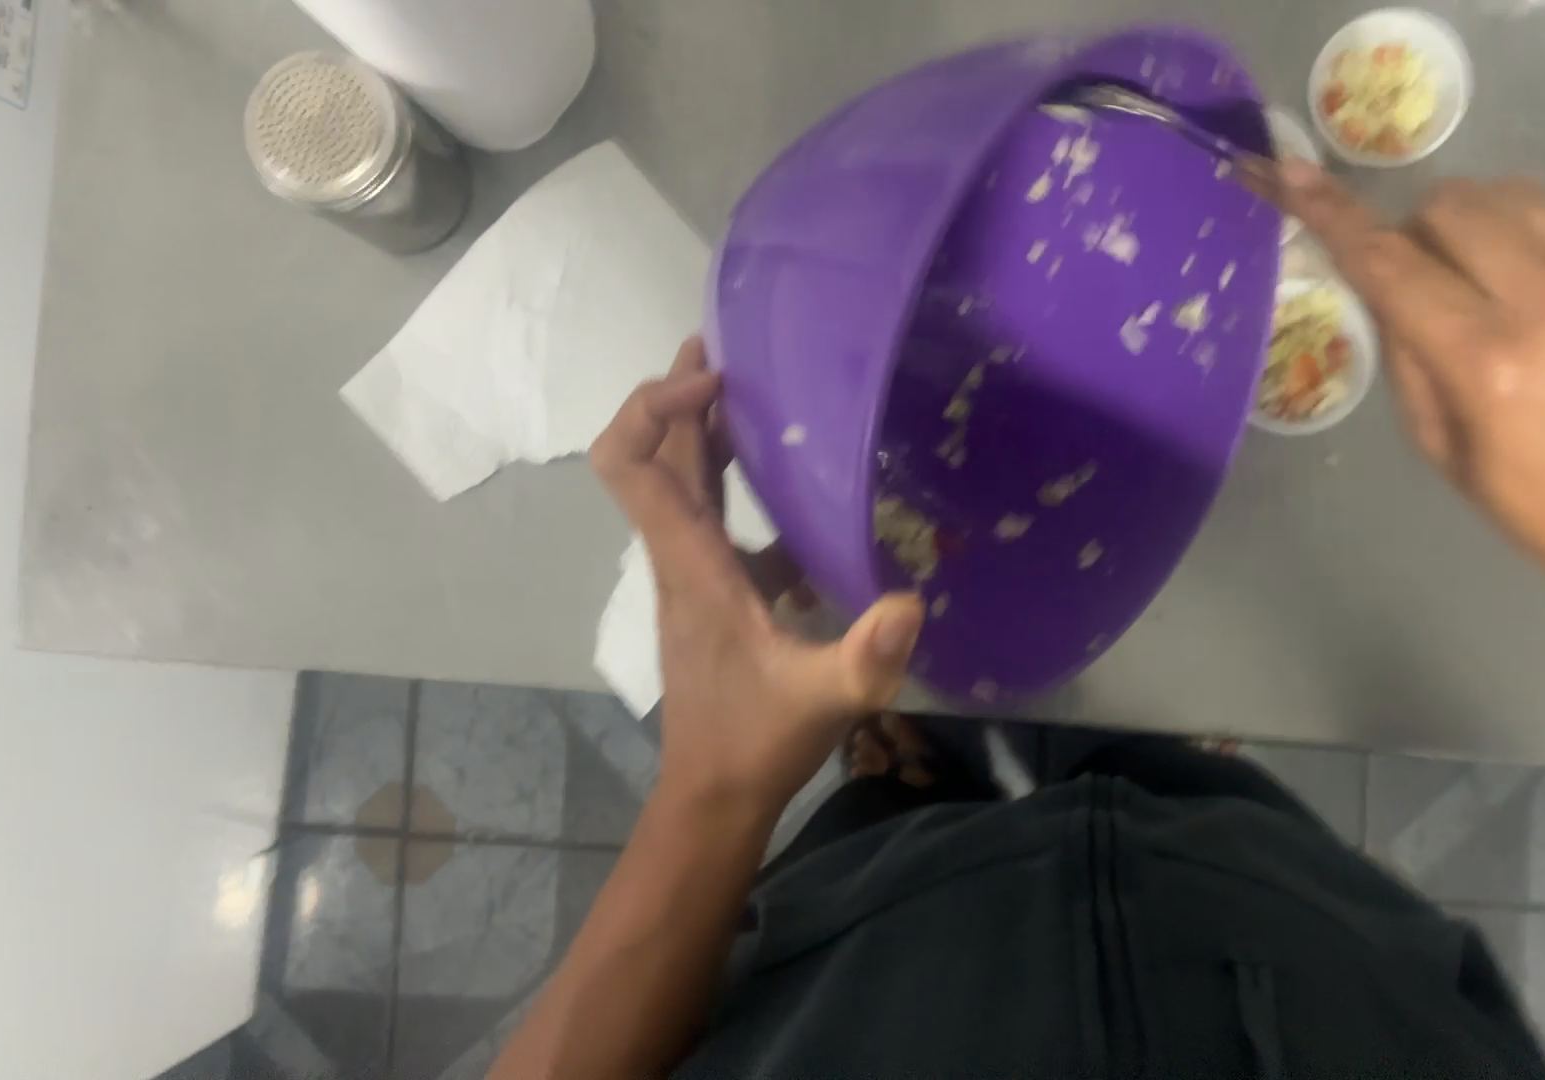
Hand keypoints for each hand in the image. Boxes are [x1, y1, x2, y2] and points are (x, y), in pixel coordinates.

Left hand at [590, 338, 925, 814]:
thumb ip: (865, 656)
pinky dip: (738, 490)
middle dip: (680, 394)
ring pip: (681, 483)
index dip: (656, 406)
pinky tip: (799, 494)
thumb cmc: (754, 740)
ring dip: (703, 433)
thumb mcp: (821, 698)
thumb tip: (913, 601)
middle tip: (734, 349)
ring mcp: (693, 573)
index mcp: (691, 563)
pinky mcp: (714, 592)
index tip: (717, 381)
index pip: (631, 463)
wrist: (716, 791)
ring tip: (757, 394)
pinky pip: (715, 521)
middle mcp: (680, 555)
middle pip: (652, 455)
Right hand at [1278, 161, 1544, 596]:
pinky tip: (1524, 297)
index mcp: (1484, 362)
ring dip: (1467, 221)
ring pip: (1516, 198)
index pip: (1390, 266)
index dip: (1333, 218)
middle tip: (1409, 277)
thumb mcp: (1441, 447)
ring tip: (1464, 274)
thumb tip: (1390, 300)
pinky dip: (1519, 242)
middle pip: (1456, 207)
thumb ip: (1409, 362)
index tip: (1291, 178)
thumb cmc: (1537, 508)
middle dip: (1412, 227)